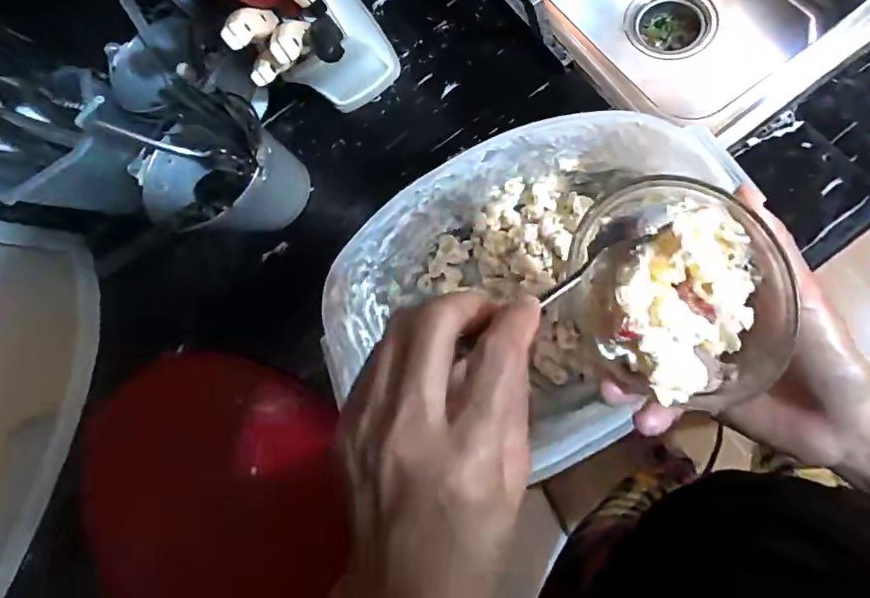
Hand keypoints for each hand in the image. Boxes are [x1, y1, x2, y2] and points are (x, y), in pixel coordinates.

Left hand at [336, 293, 541, 597]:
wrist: (399, 593)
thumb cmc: (473, 539)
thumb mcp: (513, 475)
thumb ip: (513, 398)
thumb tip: (515, 333)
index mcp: (465, 455)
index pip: (493, 356)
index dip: (515, 319)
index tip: (526, 306)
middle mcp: (407, 430)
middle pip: (433, 323)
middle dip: (468, 301)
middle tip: (488, 312)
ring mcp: (365, 425)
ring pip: (397, 328)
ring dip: (435, 316)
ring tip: (459, 329)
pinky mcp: (343, 425)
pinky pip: (378, 357)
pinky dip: (408, 346)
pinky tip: (426, 362)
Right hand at [601, 186, 869, 469]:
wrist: (846, 423)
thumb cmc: (828, 346)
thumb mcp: (804, 292)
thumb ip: (776, 243)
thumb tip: (745, 187)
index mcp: (722, 290)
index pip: (673, 270)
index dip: (639, 267)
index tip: (608, 264)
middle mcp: (703, 321)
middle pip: (650, 318)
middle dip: (619, 326)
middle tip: (595, 333)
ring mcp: (700, 362)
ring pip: (650, 361)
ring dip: (624, 375)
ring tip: (611, 389)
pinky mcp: (703, 401)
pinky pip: (669, 403)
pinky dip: (653, 412)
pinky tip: (646, 421)